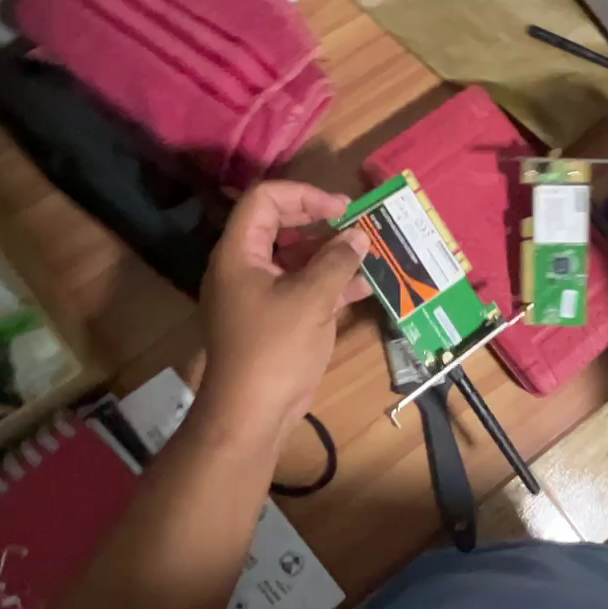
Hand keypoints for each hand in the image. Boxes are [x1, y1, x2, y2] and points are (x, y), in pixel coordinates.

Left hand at [196, 181, 370, 445]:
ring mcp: (259, 294)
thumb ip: (337, 262)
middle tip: (358, 226)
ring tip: (368, 254)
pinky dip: (330, 282)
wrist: (252, 412)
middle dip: (322, 223)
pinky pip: (303, 287)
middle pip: (281, 226)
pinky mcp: (276, 317)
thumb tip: (359, 236)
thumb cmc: (275, 348)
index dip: (304, 196)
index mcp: (239, 254)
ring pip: (296, 258)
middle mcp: (245, 267)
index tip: (341, 209)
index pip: (265, 200)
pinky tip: (364, 286)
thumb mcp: (311, 299)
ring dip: (331, 253)